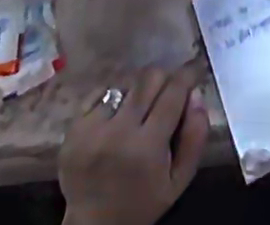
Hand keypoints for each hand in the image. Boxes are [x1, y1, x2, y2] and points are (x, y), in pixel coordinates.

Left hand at [60, 66, 209, 224]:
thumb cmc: (142, 203)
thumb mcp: (179, 180)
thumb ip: (195, 137)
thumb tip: (196, 94)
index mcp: (147, 147)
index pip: (174, 92)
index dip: (189, 73)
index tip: (196, 66)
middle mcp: (117, 132)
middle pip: (149, 77)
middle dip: (166, 77)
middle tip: (170, 89)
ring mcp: (91, 128)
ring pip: (126, 80)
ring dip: (140, 85)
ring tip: (143, 103)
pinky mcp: (73, 128)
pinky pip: (101, 90)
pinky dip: (116, 93)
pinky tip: (120, 109)